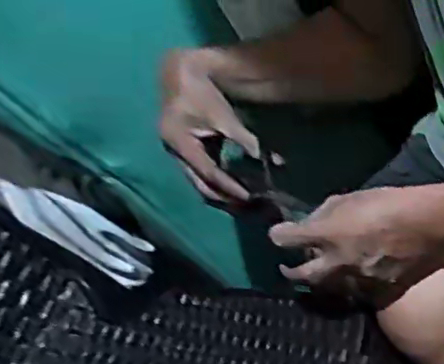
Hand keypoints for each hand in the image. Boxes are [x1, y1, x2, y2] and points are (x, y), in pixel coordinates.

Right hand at [158, 48, 260, 205]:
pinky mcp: (188, 152)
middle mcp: (174, 149)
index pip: (208, 173)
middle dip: (227, 198)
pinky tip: (243, 190)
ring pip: (202, 183)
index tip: (251, 198)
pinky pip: (206, 175)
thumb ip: (245, 141)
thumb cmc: (203, 95)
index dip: (230, 187)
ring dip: (225, 194)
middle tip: (253, 207)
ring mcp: (180, 152)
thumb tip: (268, 161)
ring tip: (251, 203)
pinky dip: (223, 184)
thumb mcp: (225, 118)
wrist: (183, 75)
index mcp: (178, 140)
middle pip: (201, 185)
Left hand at [268, 187, 443, 294]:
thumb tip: (312, 224)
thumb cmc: (390, 204)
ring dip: (328, 283)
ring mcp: (365, 280)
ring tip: (327, 278)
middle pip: (306, 276)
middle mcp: (341, 262)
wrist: (432, 226)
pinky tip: (359, 284)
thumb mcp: (349, 199)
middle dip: (294, 272)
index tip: (281, 234)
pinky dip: (358, 289)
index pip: (284, 238)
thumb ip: (325, 215)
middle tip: (289, 270)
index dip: (280, 235)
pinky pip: (364, 295)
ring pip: (336, 289)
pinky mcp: (387, 291)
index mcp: (326, 233)